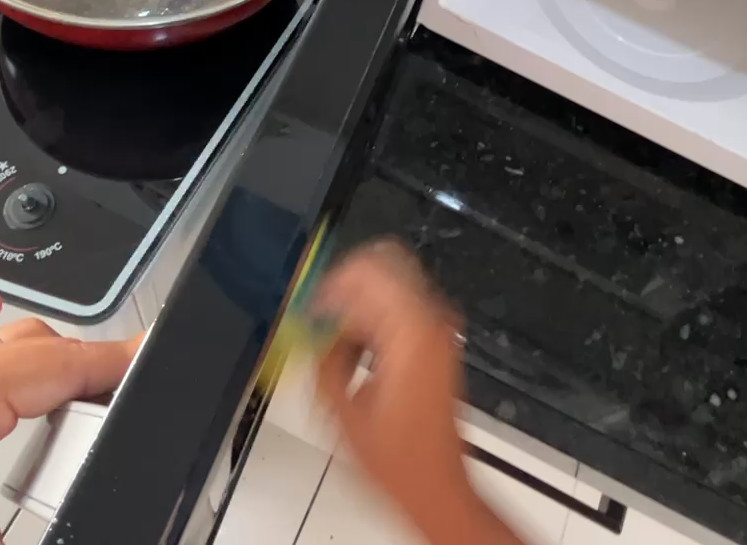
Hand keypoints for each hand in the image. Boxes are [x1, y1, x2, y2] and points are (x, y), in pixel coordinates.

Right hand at [313, 241, 523, 544]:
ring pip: (390, 280)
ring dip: (358, 302)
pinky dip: (373, 315)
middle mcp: (432, 318)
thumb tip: (310, 329)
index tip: (307, 301)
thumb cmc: (400, 459)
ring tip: (337, 342)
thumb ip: (324, 358)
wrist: (438, 484)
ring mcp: (440, 325)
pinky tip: (355, 351)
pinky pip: (400, 302)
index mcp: (410, 330)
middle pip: (382, 262)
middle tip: (318, 310)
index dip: (329, 281)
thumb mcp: (344, 411)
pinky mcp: (439, 336)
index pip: (367, 269)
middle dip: (344, 283)